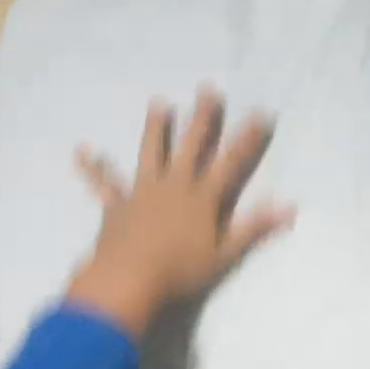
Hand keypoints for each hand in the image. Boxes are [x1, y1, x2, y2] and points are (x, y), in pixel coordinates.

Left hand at [66, 88, 295, 335]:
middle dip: (202, 118)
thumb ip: (254, 228)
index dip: (247, 139)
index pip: (231, 162)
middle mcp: (174, 186)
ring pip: (151, 153)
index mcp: (202, 198)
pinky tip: (80, 151)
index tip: (259, 113)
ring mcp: (143, 192)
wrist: (129, 279)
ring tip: (158, 103)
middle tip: (207, 89)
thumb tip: (289, 207)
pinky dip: (93, 168)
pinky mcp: (117, 205)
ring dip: (156, 128)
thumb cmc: (180, 270)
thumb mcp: (224, 254)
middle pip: (191, 146)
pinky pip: (104, 184)